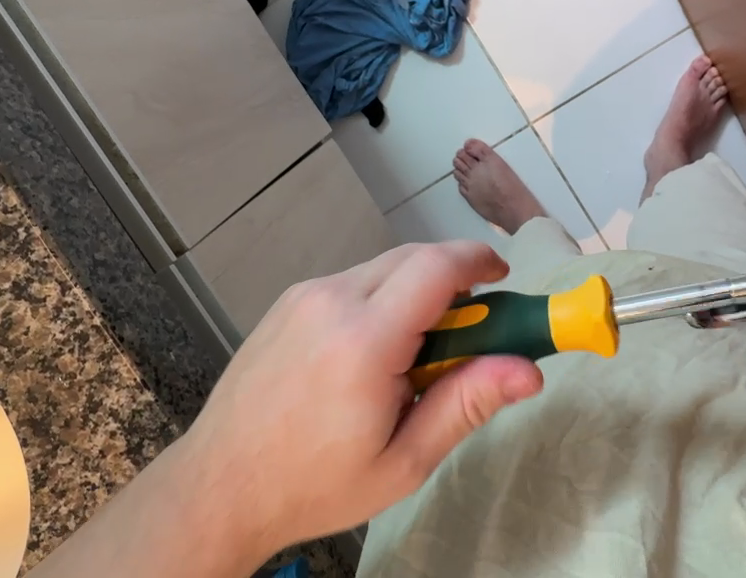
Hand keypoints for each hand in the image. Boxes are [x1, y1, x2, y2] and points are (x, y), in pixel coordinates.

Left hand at [176, 241, 544, 560]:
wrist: (216, 488)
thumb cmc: (316, 484)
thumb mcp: (403, 461)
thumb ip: (467, 404)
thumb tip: (529, 371)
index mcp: (365, 340)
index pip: (436, 267)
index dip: (477, 260)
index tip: (503, 276)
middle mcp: (333, 299)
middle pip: (414, 257)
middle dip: (454, 276)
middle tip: (471, 323)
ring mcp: (306, 294)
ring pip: (384, 267)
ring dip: (417, 288)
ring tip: (418, 350)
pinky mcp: (290, 299)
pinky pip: (354, 280)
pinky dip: (382, 296)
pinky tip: (374, 349)